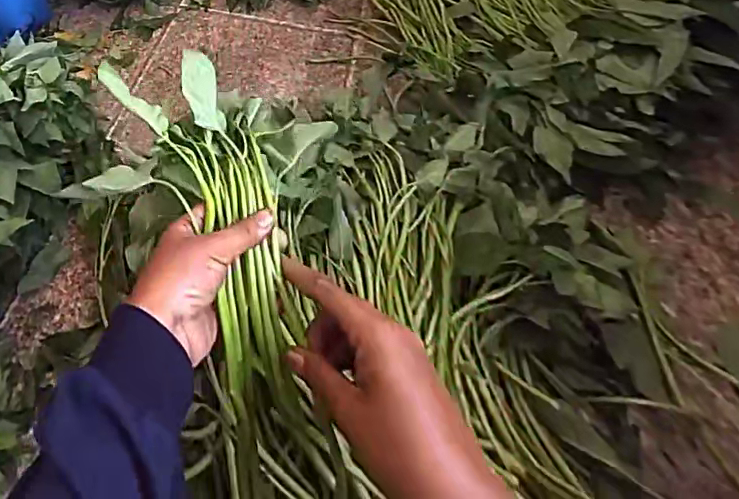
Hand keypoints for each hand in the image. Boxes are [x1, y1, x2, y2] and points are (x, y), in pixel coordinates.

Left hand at [127, 206, 273, 365]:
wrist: (167, 330)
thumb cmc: (180, 278)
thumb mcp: (211, 247)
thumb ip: (241, 232)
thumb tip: (267, 215)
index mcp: (186, 231)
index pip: (214, 211)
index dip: (238, 208)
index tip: (265, 207)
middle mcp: (196, 252)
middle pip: (230, 240)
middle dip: (254, 239)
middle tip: (281, 236)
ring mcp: (207, 279)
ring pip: (239, 266)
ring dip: (259, 264)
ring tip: (286, 256)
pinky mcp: (218, 303)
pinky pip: (242, 292)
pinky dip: (259, 288)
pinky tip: (280, 283)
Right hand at [282, 256, 511, 498]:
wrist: (457, 493)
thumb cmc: (398, 449)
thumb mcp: (348, 411)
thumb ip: (318, 375)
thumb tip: (292, 353)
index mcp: (377, 334)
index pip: (332, 293)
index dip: (304, 277)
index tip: (281, 263)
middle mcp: (394, 331)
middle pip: (343, 310)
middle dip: (319, 330)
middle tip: (307, 366)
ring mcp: (408, 349)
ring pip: (358, 329)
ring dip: (335, 347)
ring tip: (328, 386)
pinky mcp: (415, 367)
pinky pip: (375, 345)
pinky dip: (353, 357)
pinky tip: (347, 389)